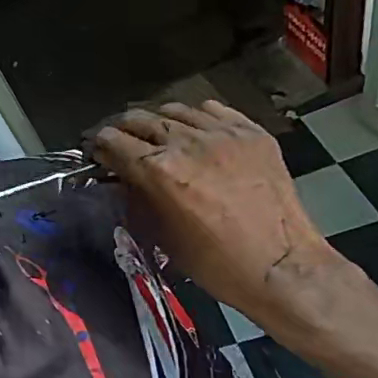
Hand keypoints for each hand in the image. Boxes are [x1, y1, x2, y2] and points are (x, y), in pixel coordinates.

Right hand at [88, 101, 350, 331]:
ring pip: (176, 110)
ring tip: (156, 134)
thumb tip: (126, 181)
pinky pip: (213, 110)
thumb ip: (140, 199)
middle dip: (123, 129)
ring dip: (158, 121)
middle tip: (119, 141)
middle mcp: (188, 143)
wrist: (281, 267)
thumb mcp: (162, 236)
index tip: (96, 151)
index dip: (99, 145)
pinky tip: (194, 131)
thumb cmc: (216, 264)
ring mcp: (223, 134)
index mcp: (160, 171)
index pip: (115, 142)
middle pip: (141, 119)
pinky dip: (195, 118)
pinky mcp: (252, 134)